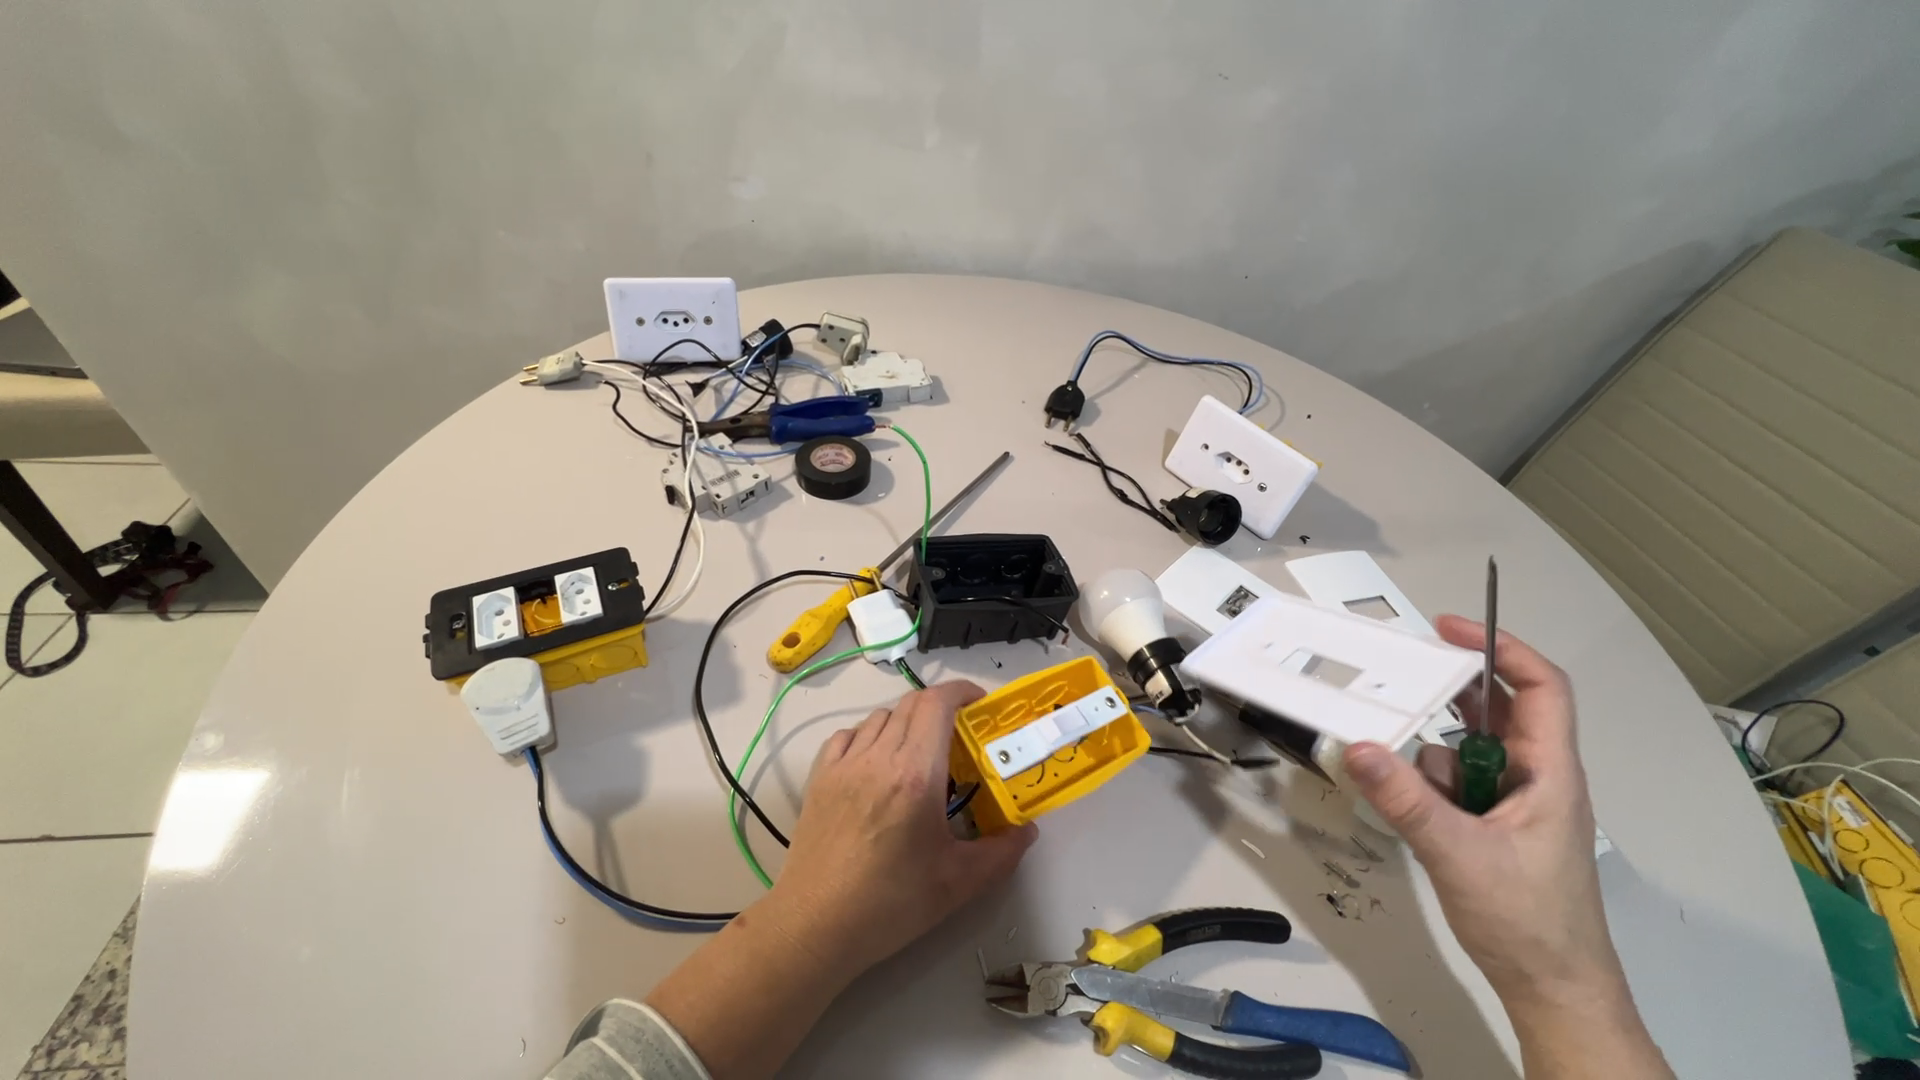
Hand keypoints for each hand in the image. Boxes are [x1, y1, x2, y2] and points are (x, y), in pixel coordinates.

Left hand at [760, 681, 1037, 980]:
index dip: (962, 692)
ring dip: (906, 722)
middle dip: (941, 707)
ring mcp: (843, 765)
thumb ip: (1001, 852)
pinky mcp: (819, 778)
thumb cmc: (890, 904)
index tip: (980, 705)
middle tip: (959, 734)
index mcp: (915, 775)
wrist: (816, 926)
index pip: (937, 704)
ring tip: (920, 753)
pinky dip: (869, 736)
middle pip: (911, 704)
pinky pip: (848, 736)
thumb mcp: (958, 883)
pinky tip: (878, 764)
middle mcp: (878, 758)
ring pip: (880, 717)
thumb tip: (1027, 829)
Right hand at [1341, 616, 1623, 1007]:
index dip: (1502, 650)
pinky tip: (1400, 794)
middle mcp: (1533, 777)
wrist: (1550, 988)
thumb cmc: (1526, 920)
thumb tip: (1357, 746)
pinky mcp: (1489, 823)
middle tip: (1399, 672)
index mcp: (1548, 773)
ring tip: (1387, 737)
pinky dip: (1424, 776)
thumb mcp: (1458, 854)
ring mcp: (1511, 802)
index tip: (1449, 629)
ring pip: (1470, 746)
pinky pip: (1454, 780)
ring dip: (1431, 739)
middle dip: (1451, 687)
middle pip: (1499, 709)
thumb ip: (1405, 800)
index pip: (1542, 689)